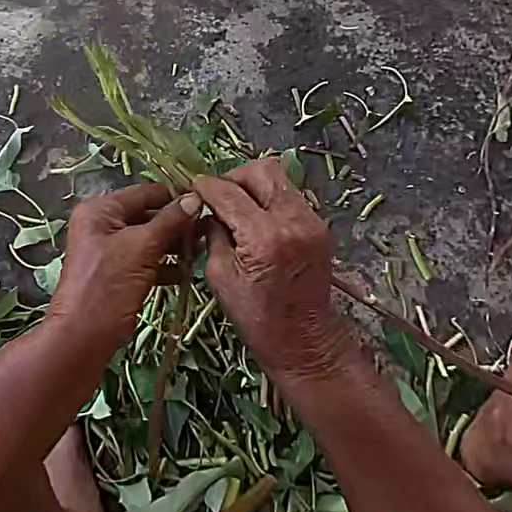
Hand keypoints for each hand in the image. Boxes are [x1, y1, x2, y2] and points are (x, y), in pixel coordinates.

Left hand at [47, 183, 201, 343]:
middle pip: (148, 215)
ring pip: (150, 239)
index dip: (175, 195)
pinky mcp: (119, 272)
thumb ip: (170, 220)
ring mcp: (110, 250)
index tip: (206, 201)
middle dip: (178, 222)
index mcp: (101, 209)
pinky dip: (166, 263)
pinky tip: (188, 270)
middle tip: (209, 228)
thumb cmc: (109, 284)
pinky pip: (146, 260)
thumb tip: (194, 198)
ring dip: (175, 244)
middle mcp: (103, 224)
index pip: (145, 192)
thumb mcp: (142, 247)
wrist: (84, 335)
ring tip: (203, 248)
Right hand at [192, 160, 357, 380]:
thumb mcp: (219, 277)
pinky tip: (255, 222)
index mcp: (265, 237)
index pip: (229, 192)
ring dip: (252, 187)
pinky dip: (268, 201)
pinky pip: (289, 197)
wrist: (305, 341)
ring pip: (278, 180)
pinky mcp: (319, 227)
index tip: (192, 189)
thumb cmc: (257, 318)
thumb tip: (208, 210)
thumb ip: (213, 234)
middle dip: (234, 178)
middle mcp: (293, 221)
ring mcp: (312, 222)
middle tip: (218, 198)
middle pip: (261, 170)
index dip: (206, 187)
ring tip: (236, 210)